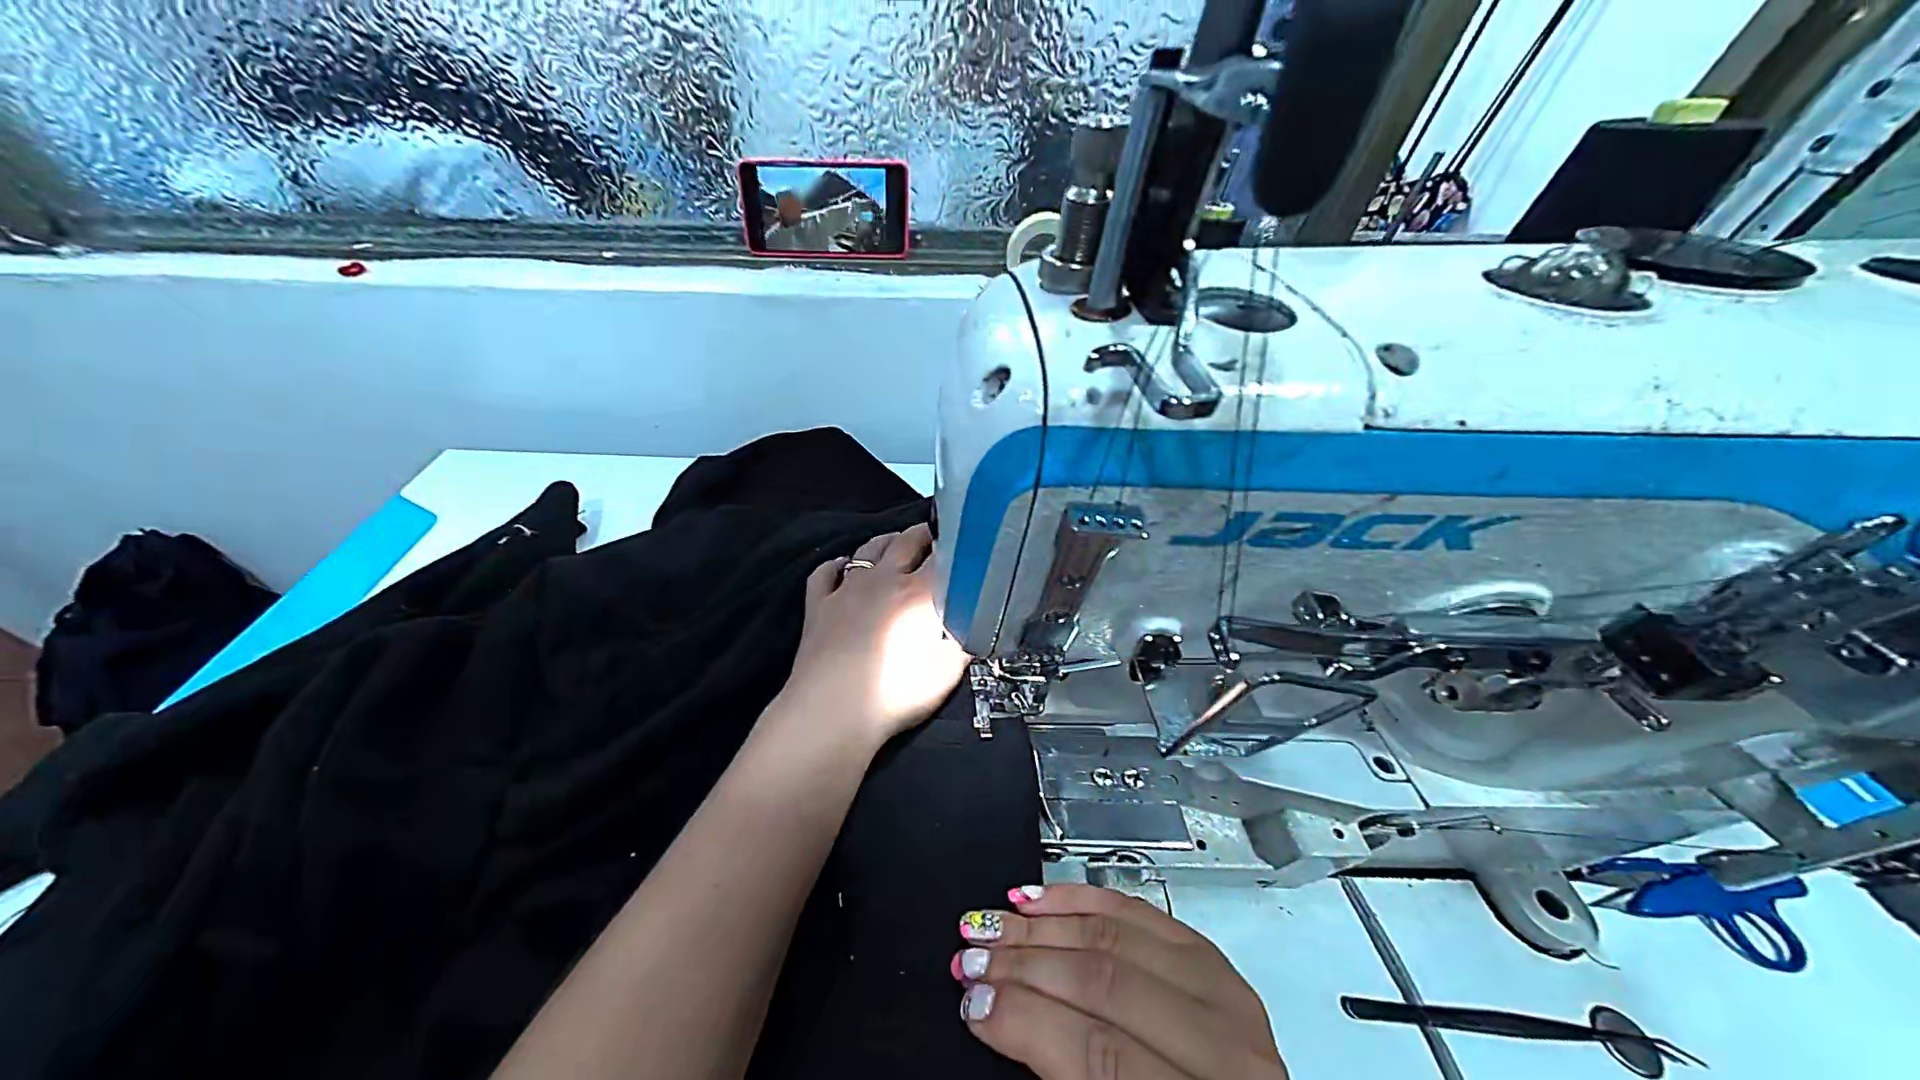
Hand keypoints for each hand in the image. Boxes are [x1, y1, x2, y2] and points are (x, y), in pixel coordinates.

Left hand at [775, 523, 970, 748]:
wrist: (832, 710)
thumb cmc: (896, 693)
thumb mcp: (947, 671)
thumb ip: (963, 640)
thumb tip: (973, 623)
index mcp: (919, 592)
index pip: (946, 554)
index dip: (960, 546)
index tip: (968, 547)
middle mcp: (884, 579)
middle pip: (908, 540)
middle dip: (927, 535)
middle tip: (939, 540)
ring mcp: (847, 588)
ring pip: (870, 548)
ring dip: (888, 541)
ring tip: (899, 545)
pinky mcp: (818, 604)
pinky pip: (827, 571)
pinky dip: (840, 564)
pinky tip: (845, 567)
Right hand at [953, 885, 1285, 1079]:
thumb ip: (1059, 1070)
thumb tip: (992, 1009)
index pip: (1097, 1051)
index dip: (1024, 1019)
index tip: (973, 1001)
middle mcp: (1225, 1052)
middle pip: (1104, 982)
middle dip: (1024, 965)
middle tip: (973, 955)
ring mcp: (1226, 998)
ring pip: (1118, 936)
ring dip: (1044, 925)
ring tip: (994, 923)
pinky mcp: (1217, 964)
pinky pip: (1141, 913)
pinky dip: (1084, 900)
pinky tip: (1040, 898)